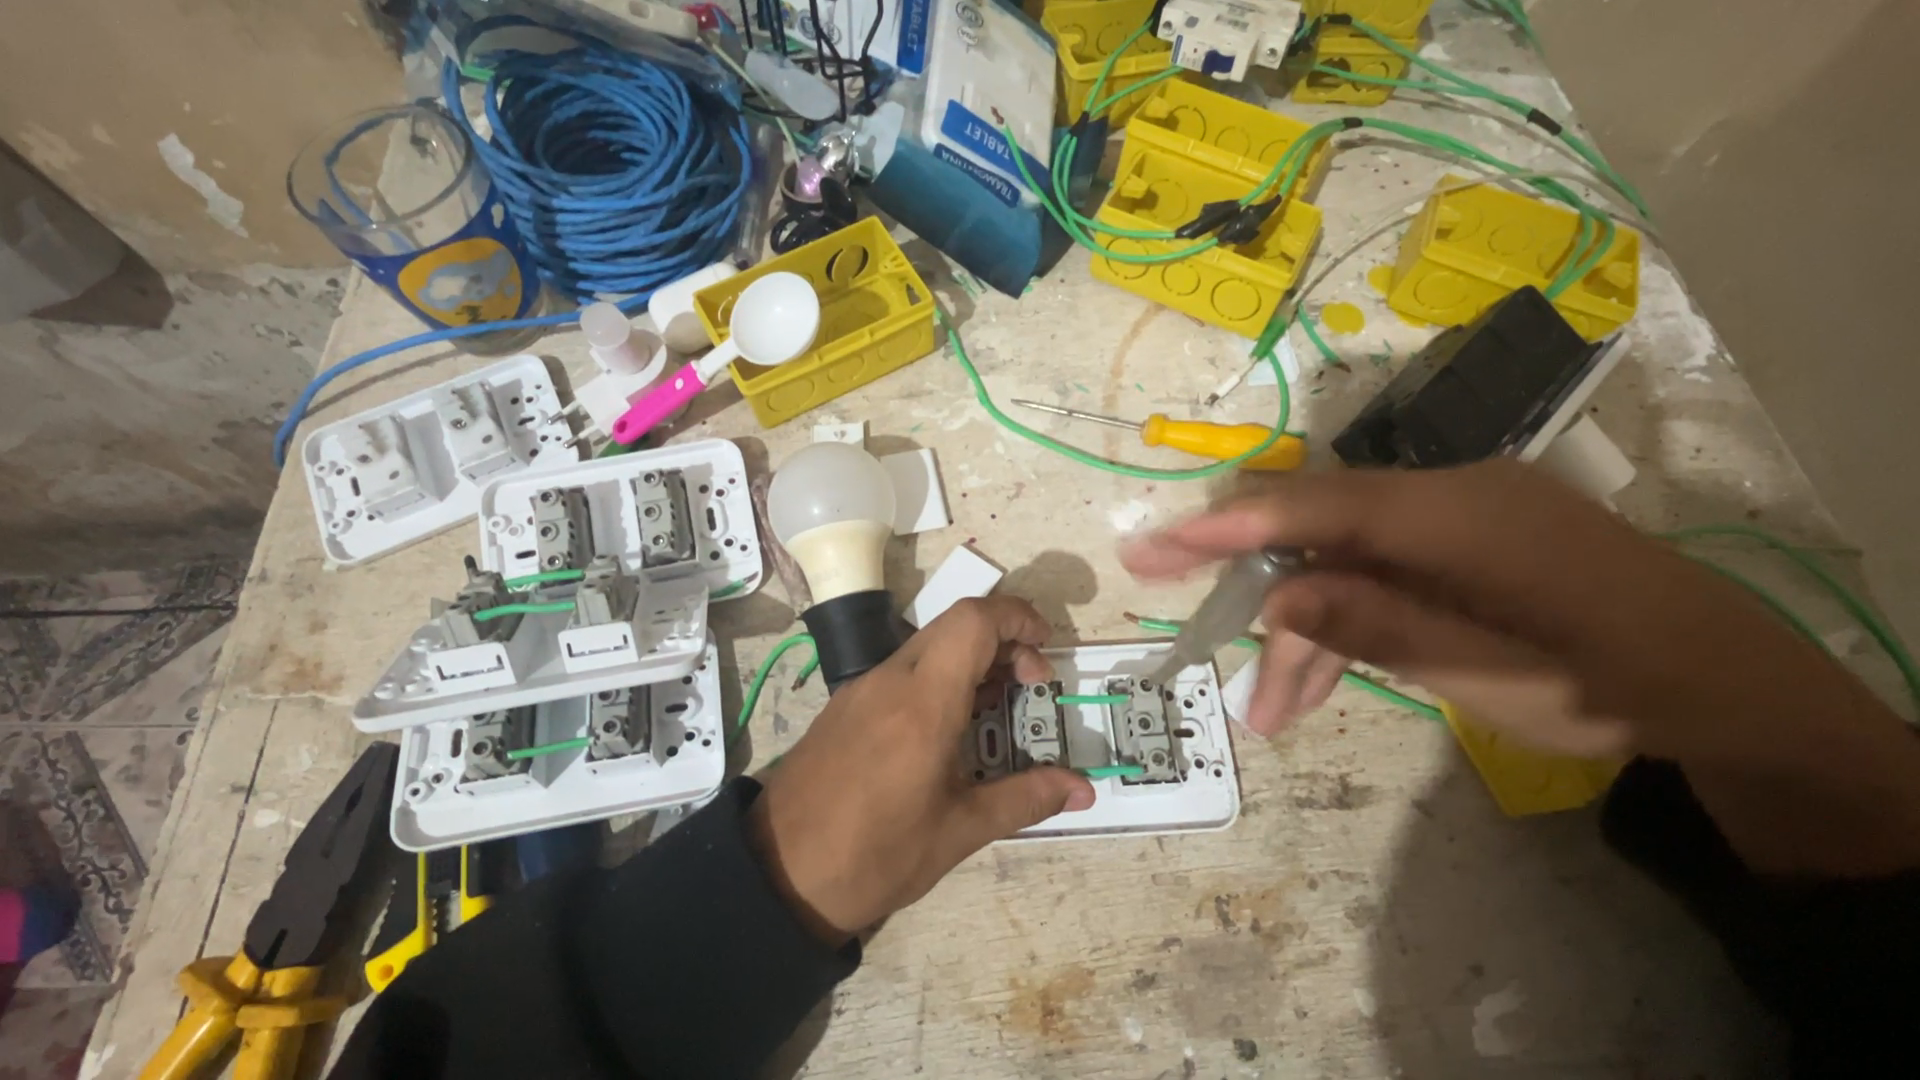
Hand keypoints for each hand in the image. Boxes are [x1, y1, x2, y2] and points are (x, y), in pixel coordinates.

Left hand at [748, 597, 1095, 943]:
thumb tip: (1084, 790)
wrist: (776, 875)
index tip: (1047, 650)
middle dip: (1003, 642)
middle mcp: (889, 680)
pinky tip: (950, 731)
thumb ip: (1025, 799)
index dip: (1018, 618)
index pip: (974, 621)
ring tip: (998, 711)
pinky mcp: (844, 708)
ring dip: (971, 663)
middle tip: (1031, 689)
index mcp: (923, 702)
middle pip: (954, 627)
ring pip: (927, 648)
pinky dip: (939, 680)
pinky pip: (901, 672)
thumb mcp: (959, 832)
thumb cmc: (875, 855)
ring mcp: (861, 691)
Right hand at [1121, 461, 1919, 875]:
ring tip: (1273, 712)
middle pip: (1316, 529)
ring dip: (1303, 630)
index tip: (1152, 548)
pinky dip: (1344, 624)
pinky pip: (1379, 573)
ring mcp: (1454, 519)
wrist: (1728, 691)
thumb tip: (1276, 596)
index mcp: (1453, 513)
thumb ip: (1371, 622)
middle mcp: (1445, 495)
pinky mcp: (1463, 546)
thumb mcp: (1479, 669)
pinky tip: (1318, 683)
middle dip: (1253, 587)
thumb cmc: (1605, 683)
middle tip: (1185, 623)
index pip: (1312, 505)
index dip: (1224, 525)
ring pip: (1344, 560)